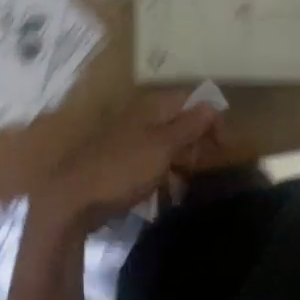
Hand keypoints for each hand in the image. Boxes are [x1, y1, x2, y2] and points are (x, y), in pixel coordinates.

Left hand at [35, 91, 222, 231]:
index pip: (190, 100)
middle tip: (211, 165)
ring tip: (192, 180)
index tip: (226, 145)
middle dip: (199, 140)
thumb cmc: (121, 170)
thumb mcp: (161, 147)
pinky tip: (170, 191)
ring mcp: (128, 140)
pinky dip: (165, 173)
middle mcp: (140, 118)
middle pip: (179, 120)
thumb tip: (212, 103)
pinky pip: (152, 162)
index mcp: (150, 107)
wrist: (73, 200)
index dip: (212, 118)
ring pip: (166, 142)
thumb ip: (188, 125)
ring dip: (183, 158)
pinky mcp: (121, 164)